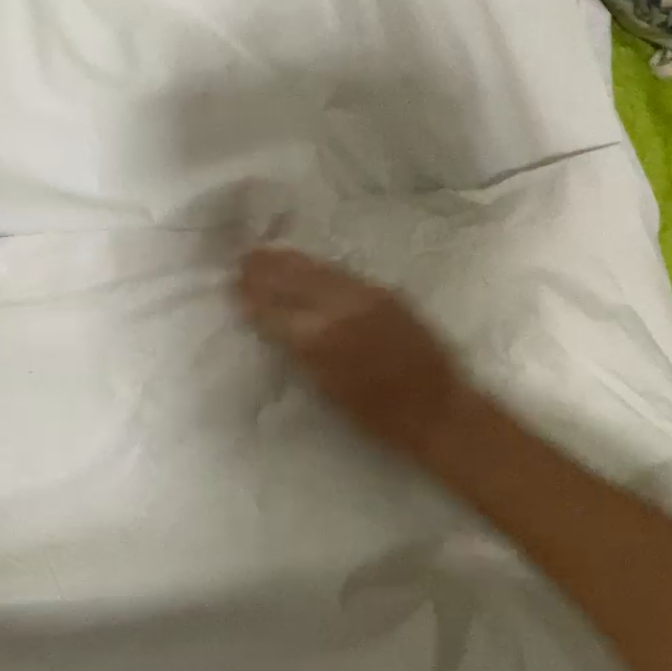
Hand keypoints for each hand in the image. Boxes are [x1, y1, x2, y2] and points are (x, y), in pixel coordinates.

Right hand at [236, 248, 464, 457]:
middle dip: (267, 269)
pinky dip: (318, 268)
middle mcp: (340, 310)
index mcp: (319, 340)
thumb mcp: (324, 388)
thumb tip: (271, 324)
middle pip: (294, 280)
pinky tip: (308, 265)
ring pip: (319, 271)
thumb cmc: (375, 415)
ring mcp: (366, 297)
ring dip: (290, 262)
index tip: (234, 283)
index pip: (275, 308)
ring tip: (268, 254)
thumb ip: (296, 350)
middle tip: (244, 259)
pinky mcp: (386, 294)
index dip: (252, 295)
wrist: (438, 410)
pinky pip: (343, 274)